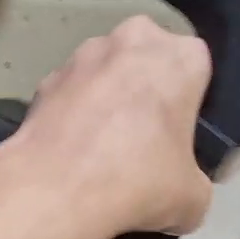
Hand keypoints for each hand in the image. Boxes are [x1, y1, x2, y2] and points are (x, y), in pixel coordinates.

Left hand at [6, 16, 213, 237]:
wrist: (53, 192)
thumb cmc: (135, 182)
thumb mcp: (190, 198)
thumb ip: (196, 187)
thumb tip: (185, 199)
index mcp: (182, 56)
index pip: (194, 74)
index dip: (185, 111)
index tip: (173, 143)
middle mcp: (133, 40)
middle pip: (145, 67)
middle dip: (141, 97)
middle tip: (136, 145)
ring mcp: (82, 56)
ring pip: (102, 78)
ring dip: (102, 103)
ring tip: (95, 153)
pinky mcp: (43, 82)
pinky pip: (66, 98)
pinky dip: (67, 119)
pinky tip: (65, 155)